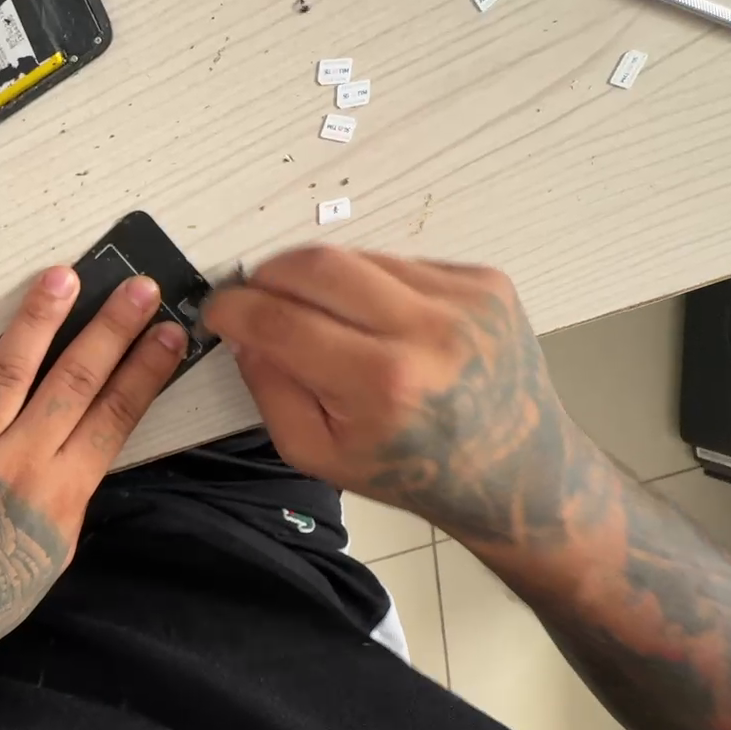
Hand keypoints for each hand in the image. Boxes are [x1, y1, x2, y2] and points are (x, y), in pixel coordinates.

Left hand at [0, 266, 187, 673]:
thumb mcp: (56, 546)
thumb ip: (71, 488)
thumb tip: (89, 436)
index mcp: (61, 490)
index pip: (115, 415)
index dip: (147, 369)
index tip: (172, 331)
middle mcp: (18, 460)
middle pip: (74, 383)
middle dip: (111, 331)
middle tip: (140, 287)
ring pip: (8, 372)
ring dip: (37, 320)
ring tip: (62, 276)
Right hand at [204, 245, 595, 545]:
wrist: (515, 472)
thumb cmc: (403, 471)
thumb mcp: (313, 452)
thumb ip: (269, 390)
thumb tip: (244, 336)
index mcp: (378, 384)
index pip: (280, 321)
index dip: (233, 308)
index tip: (215, 310)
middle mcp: (426, 330)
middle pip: (316, 265)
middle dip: (265, 276)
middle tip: (252, 299)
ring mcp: (464, 298)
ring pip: (354, 257)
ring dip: (313, 281)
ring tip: (313, 317)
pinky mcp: (485, 281)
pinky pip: (394, 262)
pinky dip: (361, 284)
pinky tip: (368, 321)